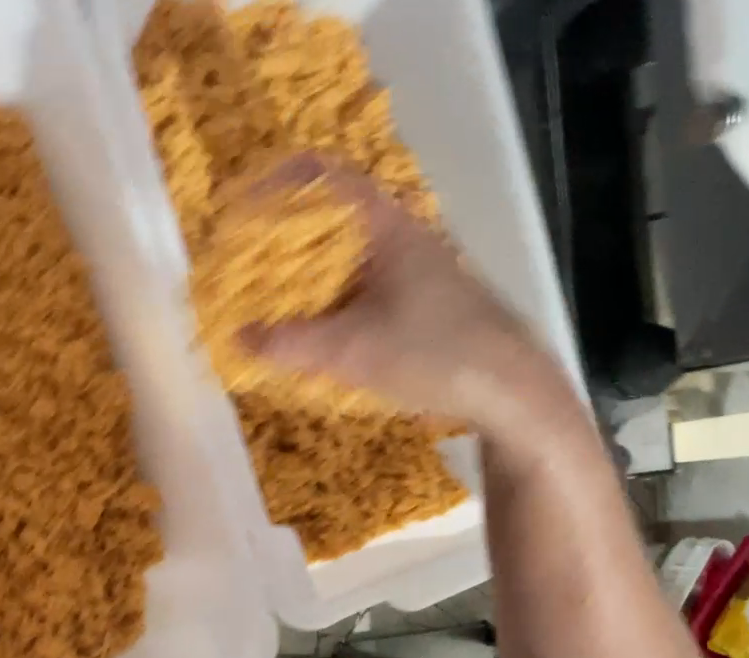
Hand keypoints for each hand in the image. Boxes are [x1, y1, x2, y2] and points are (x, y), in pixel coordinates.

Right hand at [239, 156, 555, 429]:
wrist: (512, 390)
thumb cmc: (435, 354)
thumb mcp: (353, 351)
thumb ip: (290, 344)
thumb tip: (236, 337)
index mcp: (386, 228)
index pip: (326, 176)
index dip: (278, 180)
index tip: (239, 204)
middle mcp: (400, 238)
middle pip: (330, 217)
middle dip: (281, 235)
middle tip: (244, 263)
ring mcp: (413, 270)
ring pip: (344, 255)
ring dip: (303, 272)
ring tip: (268, 302)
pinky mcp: (419, 302)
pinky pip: (358, 286)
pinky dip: (326, 299)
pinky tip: (312, 333)